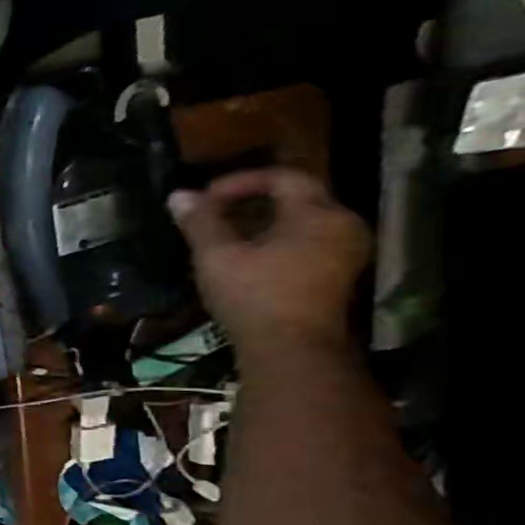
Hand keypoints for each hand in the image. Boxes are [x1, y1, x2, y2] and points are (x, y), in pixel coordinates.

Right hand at [168, 168, 371, 355]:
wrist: (289, 347)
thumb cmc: (253, 295)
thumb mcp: (217, 256)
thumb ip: (200, 223)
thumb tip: (178, 195)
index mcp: (318, 214)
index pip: (283, 178)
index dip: (239, 182)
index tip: (203, 199)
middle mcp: (342, 224)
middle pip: (296, 197)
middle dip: (248, 202)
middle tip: (209, 215)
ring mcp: (345, 249)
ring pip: (300, 220)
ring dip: (260, 221)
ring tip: (221, 236)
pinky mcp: (337, 271)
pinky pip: (306, 240)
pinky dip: (274, 239)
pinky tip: (245, 256)